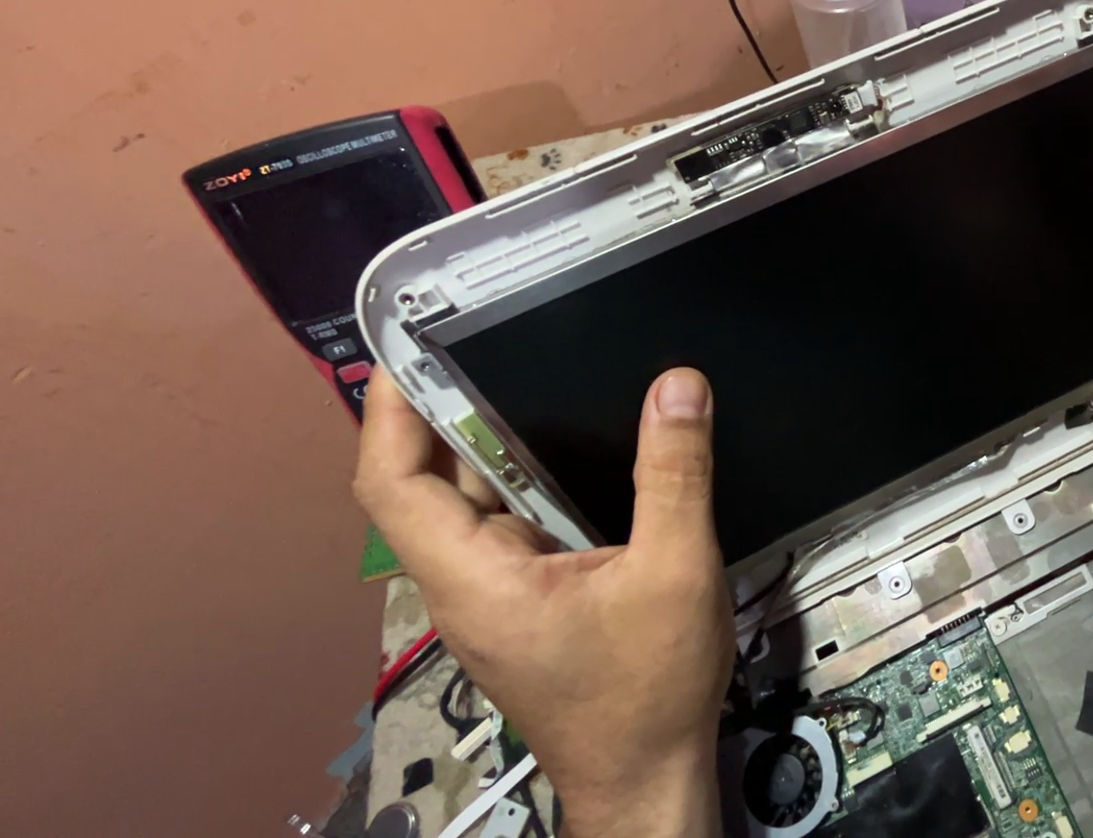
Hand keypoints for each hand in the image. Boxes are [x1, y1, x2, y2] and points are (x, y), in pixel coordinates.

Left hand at [353, 367, 731, 837]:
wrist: (648, 776)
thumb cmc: (649, 685)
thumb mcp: (676, 570)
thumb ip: (676, 475)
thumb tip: (679, 387)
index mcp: (476, 577)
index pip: (391, 483)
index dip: (388, 411)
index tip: (407, 348)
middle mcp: (468, 583)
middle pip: (427, 486)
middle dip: (445, 412)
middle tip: (486, 341)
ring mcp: (495, 597)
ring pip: (473, 506)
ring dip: (489, 445)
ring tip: (530, 378)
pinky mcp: (527, 603)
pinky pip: (510, 526)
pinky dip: (525, 479)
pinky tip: (571, 453)